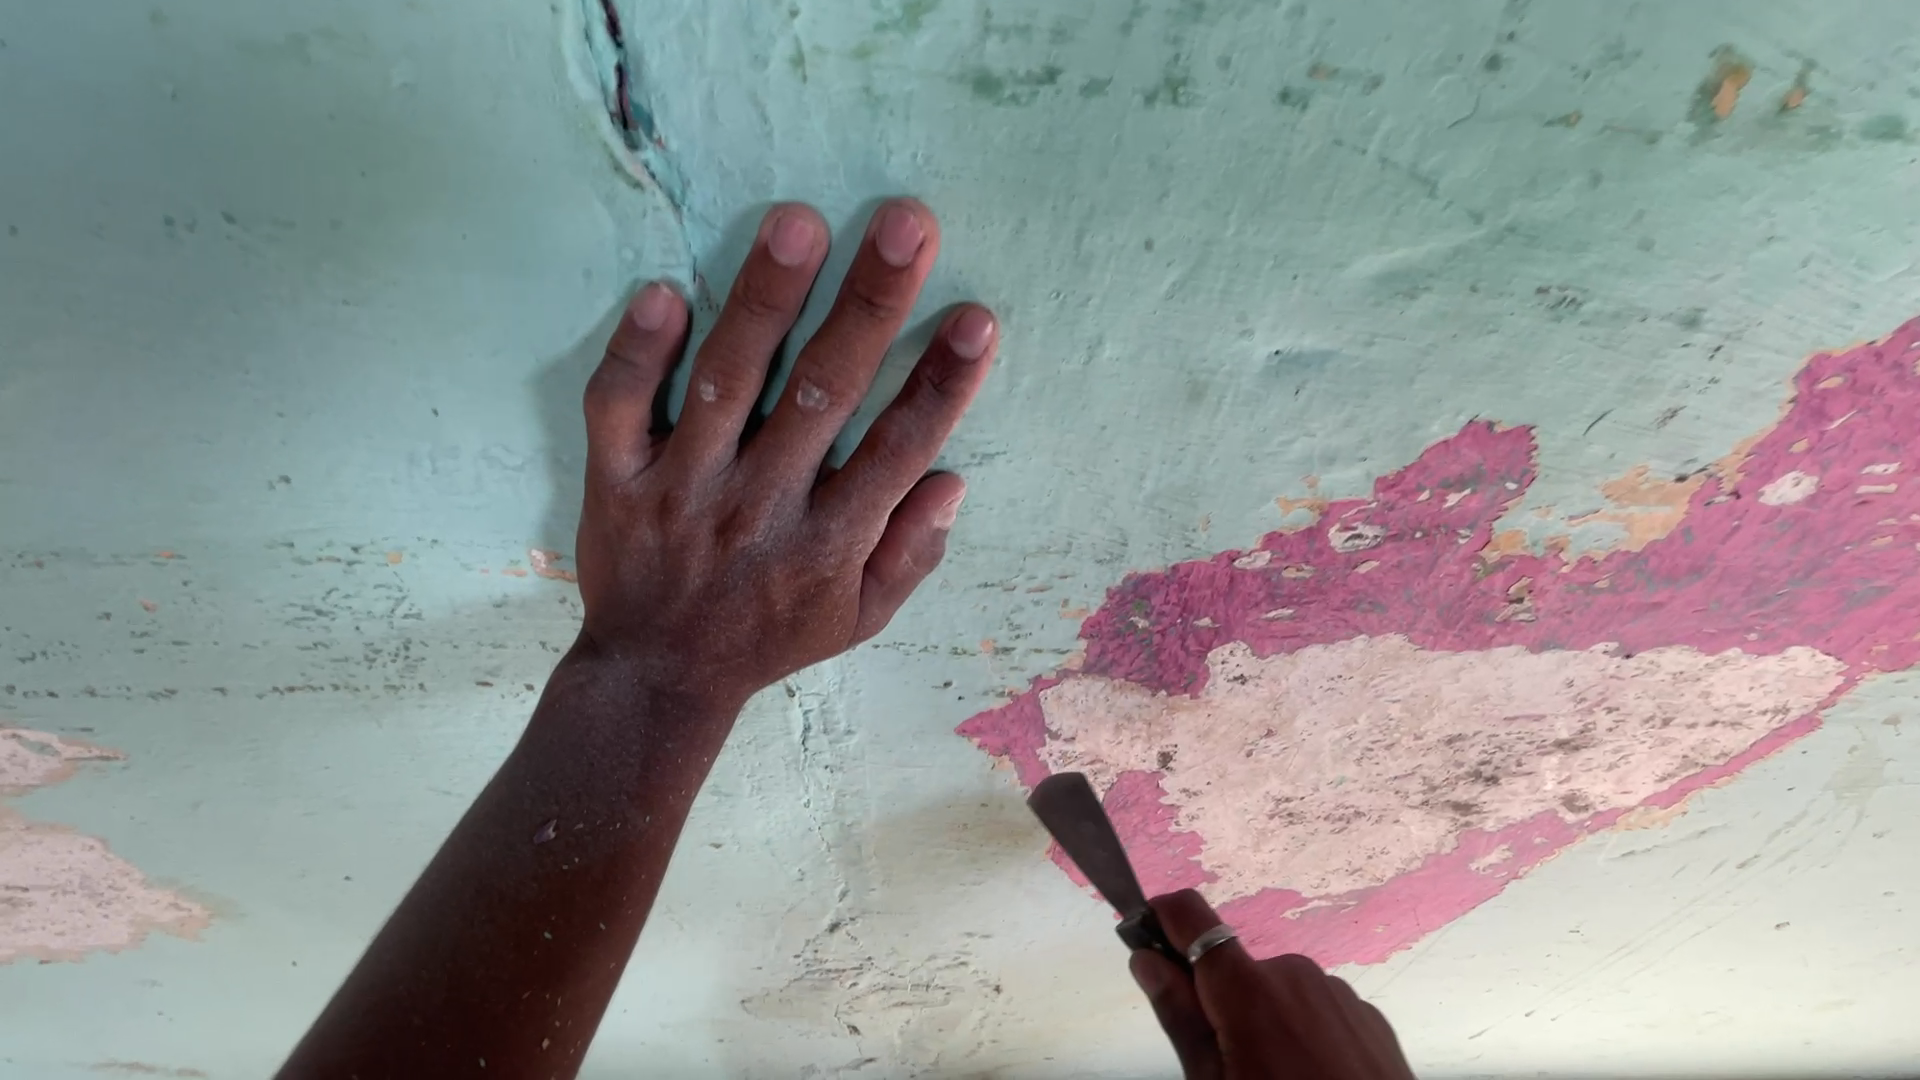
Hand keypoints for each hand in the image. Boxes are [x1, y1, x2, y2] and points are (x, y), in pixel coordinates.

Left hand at [574, 199, 996, 707]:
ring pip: (727, 383)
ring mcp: (683, 489)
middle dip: (870, 307)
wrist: (660, 675)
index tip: (975, 320)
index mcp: (828, 543)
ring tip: (798, 224)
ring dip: (764, 301)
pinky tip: (662, 292)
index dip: (941, 385)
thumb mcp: (860, 619)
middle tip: (906, 225)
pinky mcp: (618, 482)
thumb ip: (911, 554)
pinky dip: (637, 352)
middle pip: (824, 395)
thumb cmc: (773, 636)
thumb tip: (951, 481)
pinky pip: (619, 408)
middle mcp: (761, 506)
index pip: (898, 451)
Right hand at [1131, 891, 1415, 1079]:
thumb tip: (1145, 958)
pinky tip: (1314, 1078)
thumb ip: (1179, 1017)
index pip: (1189, 913)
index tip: (1147, 941)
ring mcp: (1337, 992)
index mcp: (1248, 988)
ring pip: (1275, 990)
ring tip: (1279, 1077)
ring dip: (1264, 1018)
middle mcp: (1292, 971)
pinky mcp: (1369, 1017)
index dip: (1160, 916)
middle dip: (1219, 1000)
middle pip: (1233, 967)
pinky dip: (1303, 1031)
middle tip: (1227, 1062)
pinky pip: (1315, 1007)